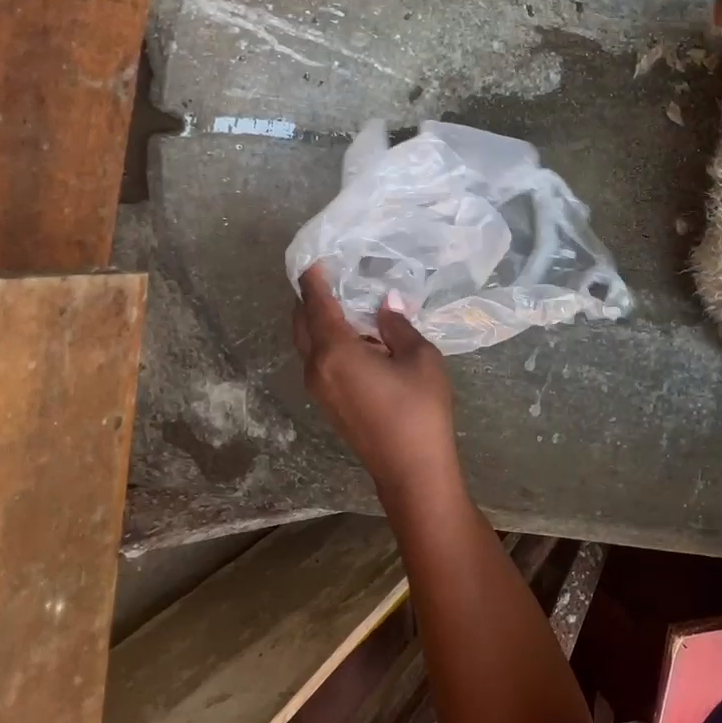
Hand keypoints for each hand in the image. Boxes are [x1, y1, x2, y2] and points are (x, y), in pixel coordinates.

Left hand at [293, 264, 455, 492]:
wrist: (411, 466)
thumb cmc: (419, 408)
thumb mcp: (420, 358)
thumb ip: (398, 326)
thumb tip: (385, 304)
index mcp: (335, 351)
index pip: (316, 303)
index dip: (314, 277)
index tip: (318, 256)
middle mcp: (316, 367)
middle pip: (302, 322)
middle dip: (311, 296)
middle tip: (334, 273)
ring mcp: (318, 388)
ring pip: (309, 342)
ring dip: (321, 319)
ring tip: (350, 300)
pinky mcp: (329, 401)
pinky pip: (319, 359)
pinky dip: (329, 339)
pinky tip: (359, 336)